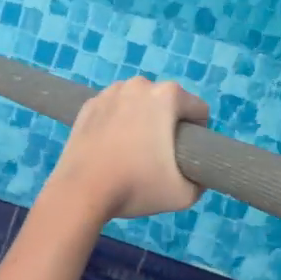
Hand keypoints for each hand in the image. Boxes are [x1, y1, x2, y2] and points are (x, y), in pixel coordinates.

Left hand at [49, 77, 209, 218]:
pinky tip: (110, 148)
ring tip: (130, 153)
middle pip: (166, 105)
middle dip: (166, 126)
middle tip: (155, 159)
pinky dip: (115, 124)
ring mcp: (109, 93)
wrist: (80, 193)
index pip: (197, 110)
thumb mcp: (183, 194)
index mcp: (168, 95)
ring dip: (140, 122)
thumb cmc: (135, 188)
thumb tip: (198, 177)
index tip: (184, 157)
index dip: (197, 135)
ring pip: (137, 105)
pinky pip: (112, 112)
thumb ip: (200, 182)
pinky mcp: (87, 107)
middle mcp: (139, 85)